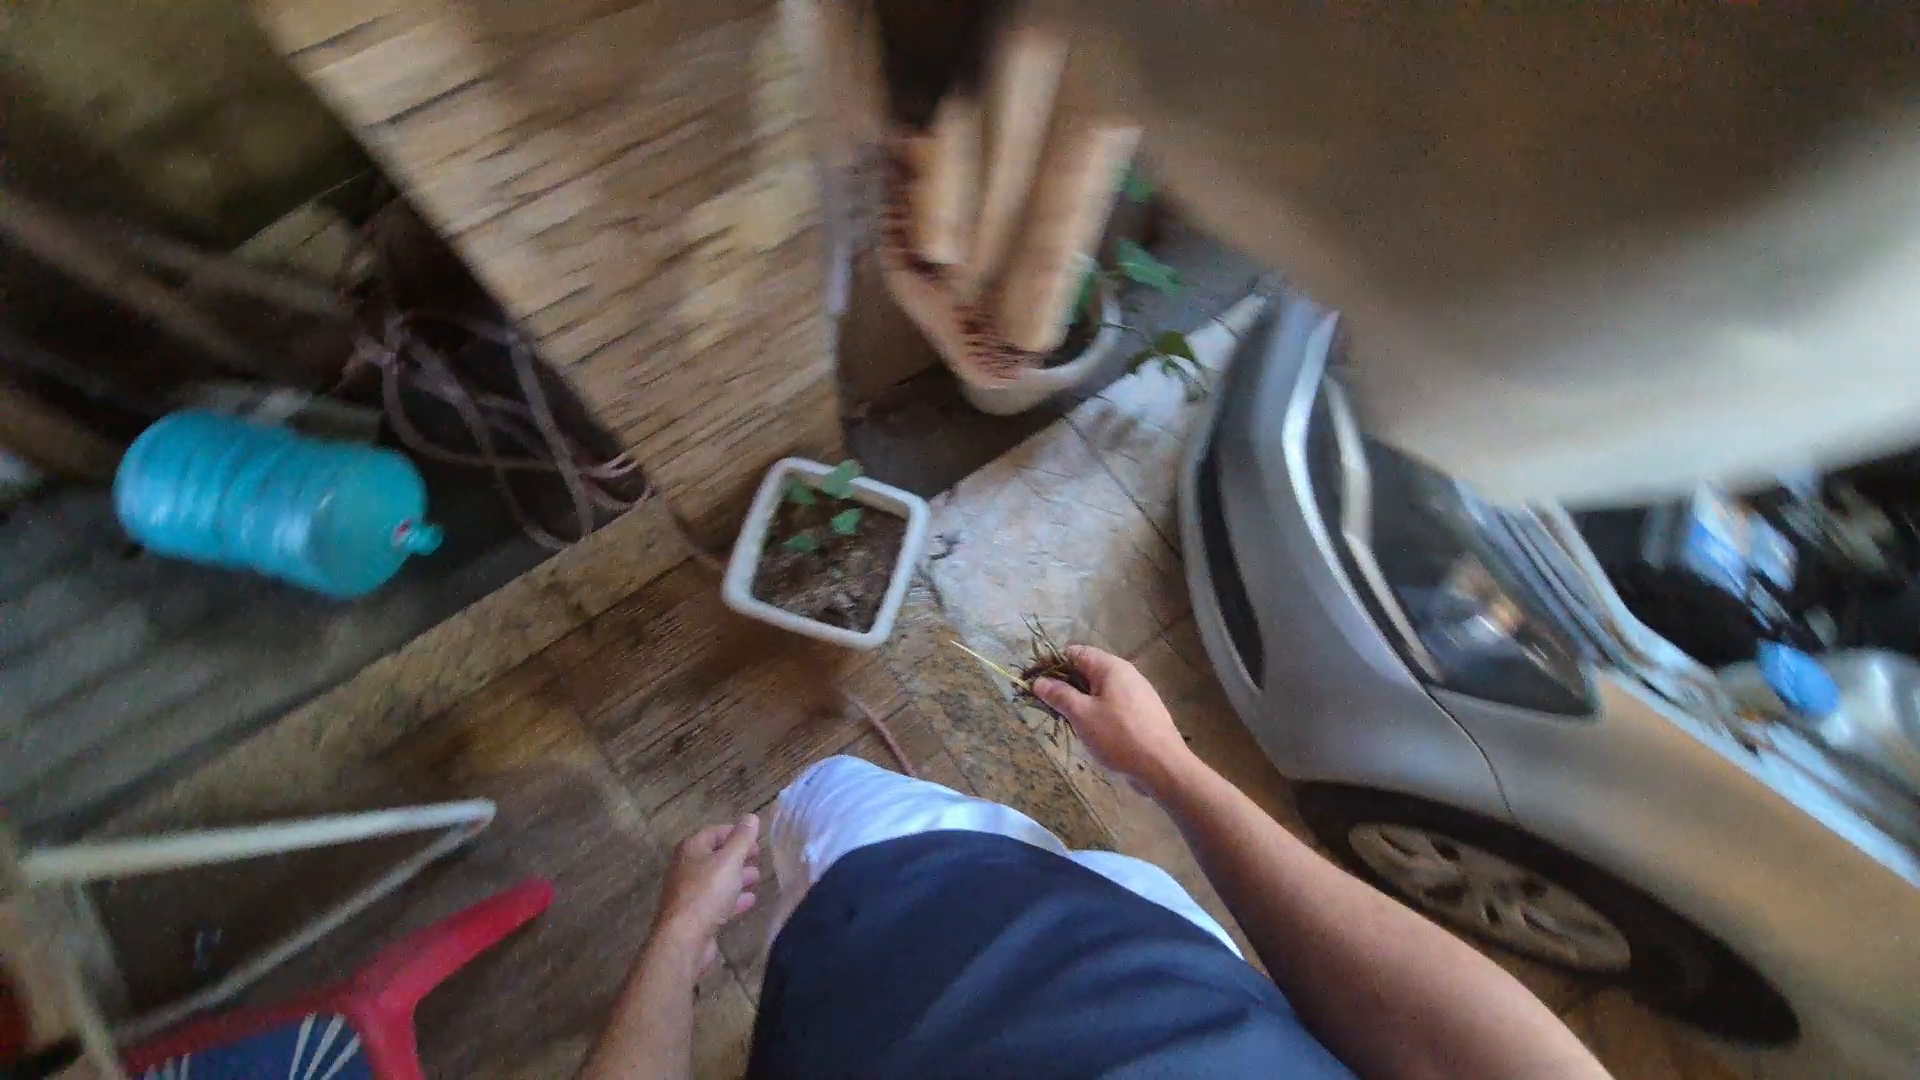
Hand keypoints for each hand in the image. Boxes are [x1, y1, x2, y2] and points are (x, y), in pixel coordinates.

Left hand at [651, 814, 760, 975]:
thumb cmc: (706, 893)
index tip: (755, 836)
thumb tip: (750, 817)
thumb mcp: (729, 860)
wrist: (683, 941)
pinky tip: (750, 900)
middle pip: (716, 856)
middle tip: (758, 856)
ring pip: (717, 879)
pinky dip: (733, 898)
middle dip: (738, 855)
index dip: (735, 831)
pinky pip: (717, 901)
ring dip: (737, 877)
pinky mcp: (694, 916)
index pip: (715, 832)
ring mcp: (689, 894)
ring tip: (757, 877)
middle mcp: (686, 868)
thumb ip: (742, 838)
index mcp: (691, 850)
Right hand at [1033, 645, 1197, 796]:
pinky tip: (1093, 731)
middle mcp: (1126, 673)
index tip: (1037, 683)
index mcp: (1111, 667)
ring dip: (1081, 700)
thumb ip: (1059, 695)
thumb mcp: (1082, 715)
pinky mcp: (1142, 712)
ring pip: (1099, 689)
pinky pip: (1112, 703)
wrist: (1164, 767)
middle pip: (1087, 670)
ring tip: (1068, 721)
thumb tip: (1038, 681)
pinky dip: (1097, 711)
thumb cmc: (1119, 736)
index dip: (1052, 664)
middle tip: (1048, 706)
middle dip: (1065, 685)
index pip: (1075, 653)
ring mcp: (1137, 692)